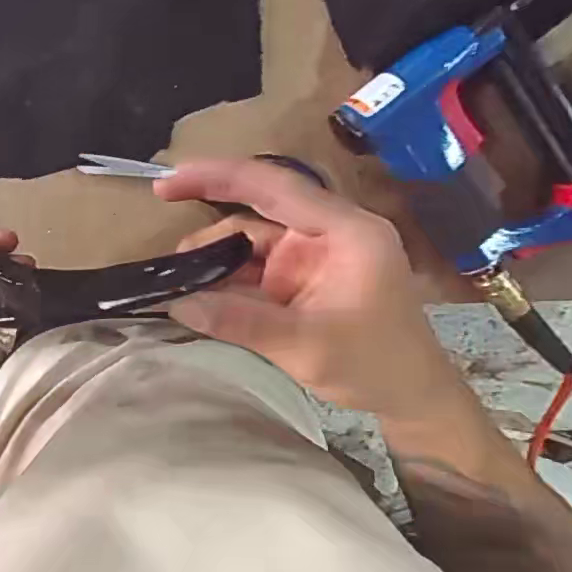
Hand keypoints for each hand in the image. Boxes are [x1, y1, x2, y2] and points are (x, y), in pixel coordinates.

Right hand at [153, 159, 466, 422]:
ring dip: (210, 255)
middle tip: (164, 212)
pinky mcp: (296, 279)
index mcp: (343, 231)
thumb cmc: (374, 364)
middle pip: (256, 207)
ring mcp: (308, 256)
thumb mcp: (305, 345)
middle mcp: (324, 233)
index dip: (219, 177)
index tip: (169, 180)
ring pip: (247, 241)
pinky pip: (249, 268)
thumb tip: (177, 303)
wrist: (408, 394)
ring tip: (175, 280)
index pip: (274, 188)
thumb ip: (240, 321)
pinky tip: (195, 290)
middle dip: (209, 211)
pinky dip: (221, 277)